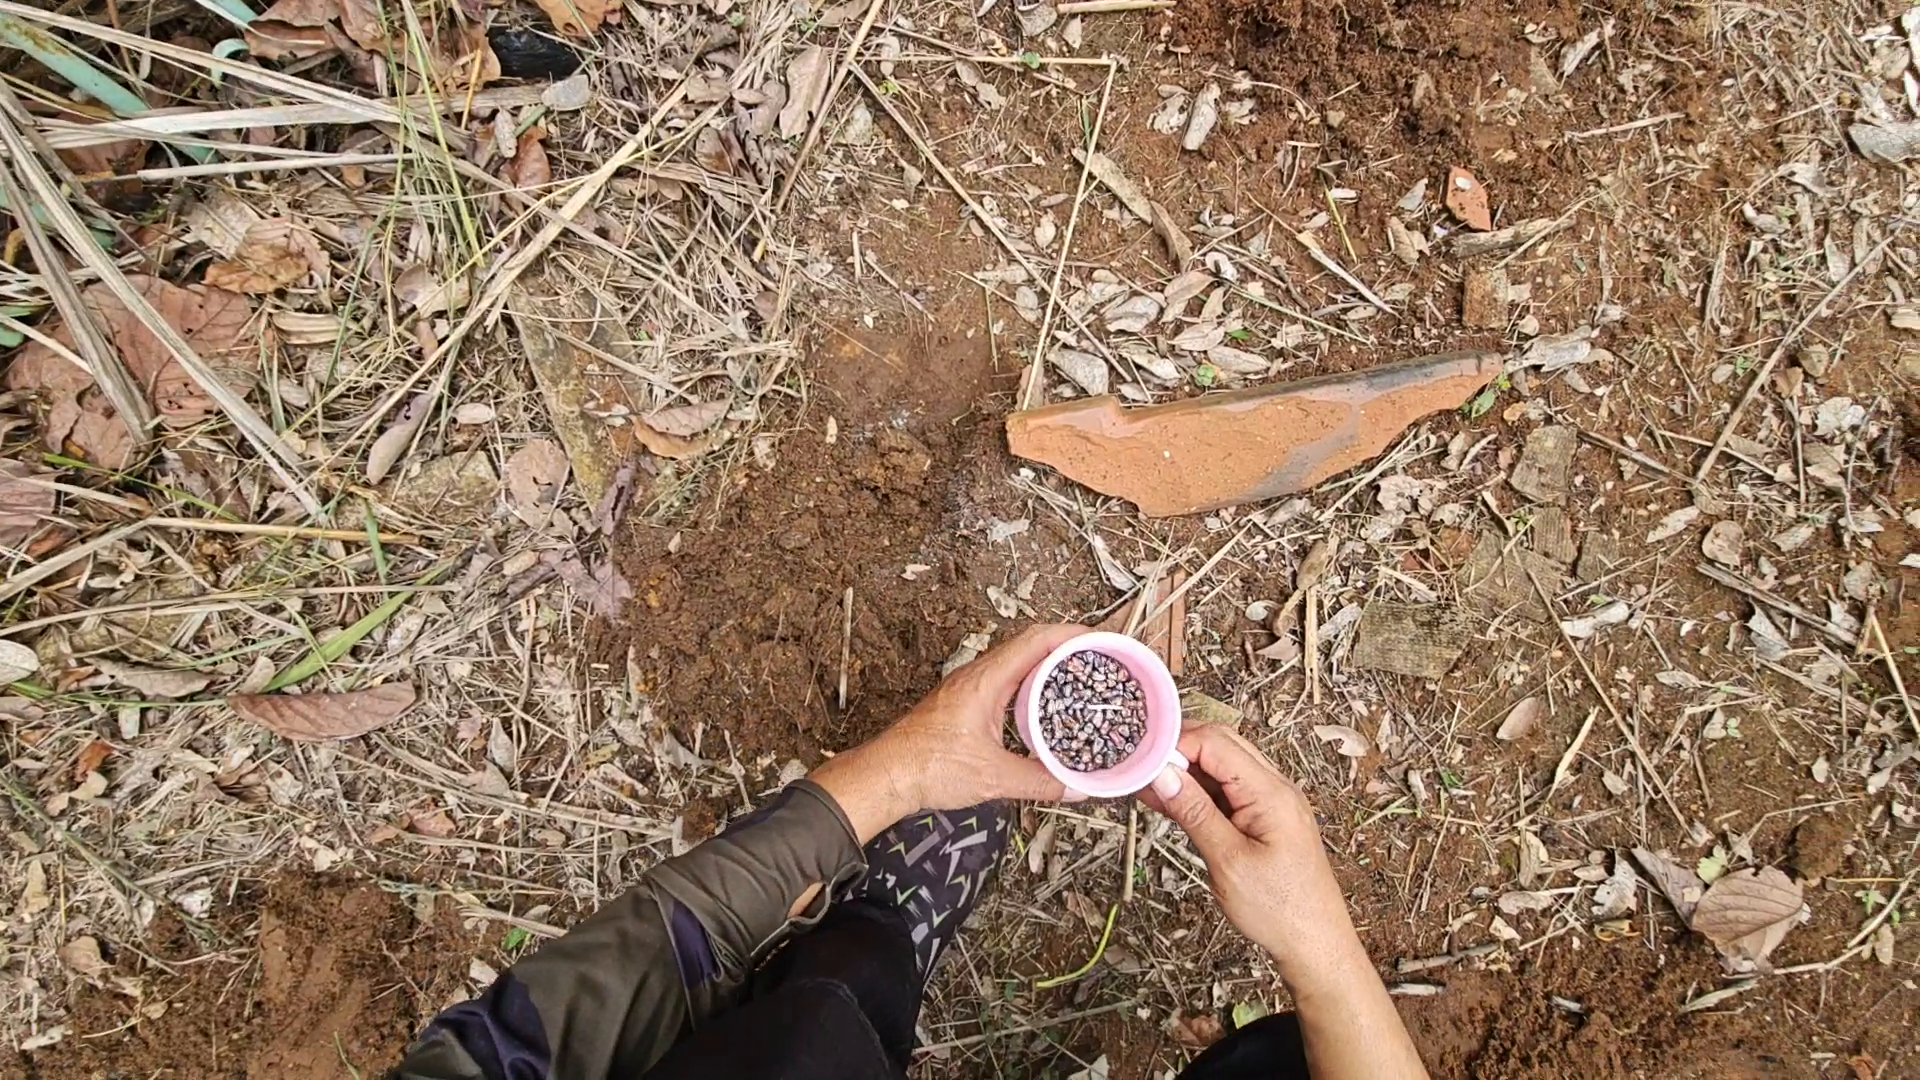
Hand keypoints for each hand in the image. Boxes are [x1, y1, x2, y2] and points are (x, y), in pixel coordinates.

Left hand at [811, 624, 1086, 841]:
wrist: (886, 775)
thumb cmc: (927, 767)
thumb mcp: (992, 778)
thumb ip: (1039, 782)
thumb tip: (1075, 788)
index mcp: (986, 680)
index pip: (1035, 640)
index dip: (1070, 634)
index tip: (1099, 638)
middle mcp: (977, 675)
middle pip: (1028, 644)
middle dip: (1065, 644)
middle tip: (1097, 655)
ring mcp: (969, 686)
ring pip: (1016, 661)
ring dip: (1047, 662)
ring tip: (1078, 674)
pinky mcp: (964, 701)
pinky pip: (1005, 678)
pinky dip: (1029, 681)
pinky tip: (1041, 702)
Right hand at [1137, 724, 1362, 985]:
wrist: (1318, 950)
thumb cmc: (1278, 911)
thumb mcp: (1228, 862)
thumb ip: (1194, 812)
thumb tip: (1161, 772)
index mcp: (1270, 792)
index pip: (1215, 743)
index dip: (1175, 744)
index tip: (1141, 758)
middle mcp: (1273, 787)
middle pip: (1219, 744)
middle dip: (1178, 749)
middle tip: (1141, 765)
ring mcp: (1269, 802)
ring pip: (1220, 765)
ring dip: (1185, 770)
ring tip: (1147, 784)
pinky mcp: (1262, 818)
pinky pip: (1225, 790)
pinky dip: (1197, 791)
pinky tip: (1167, 800)